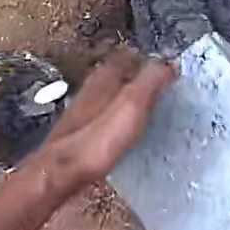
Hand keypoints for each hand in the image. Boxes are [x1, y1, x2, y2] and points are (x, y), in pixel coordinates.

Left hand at [32, 49, 173, 188]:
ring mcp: (83, 109)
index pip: (129, 57)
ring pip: (111, 95)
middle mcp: (91, 88)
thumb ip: (151, 81)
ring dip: (129, 100)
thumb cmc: (98, 140)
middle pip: (119, 75)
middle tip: (163, 92)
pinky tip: (127, 132)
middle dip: (140, 80)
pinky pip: (105, 116)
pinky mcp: (79, 130)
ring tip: (150, 112)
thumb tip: (169, 65)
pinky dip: (119, 119)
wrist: (60, 173)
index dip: (150, 63)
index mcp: (105, 77)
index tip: (170, 74)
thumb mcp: (132, 105)